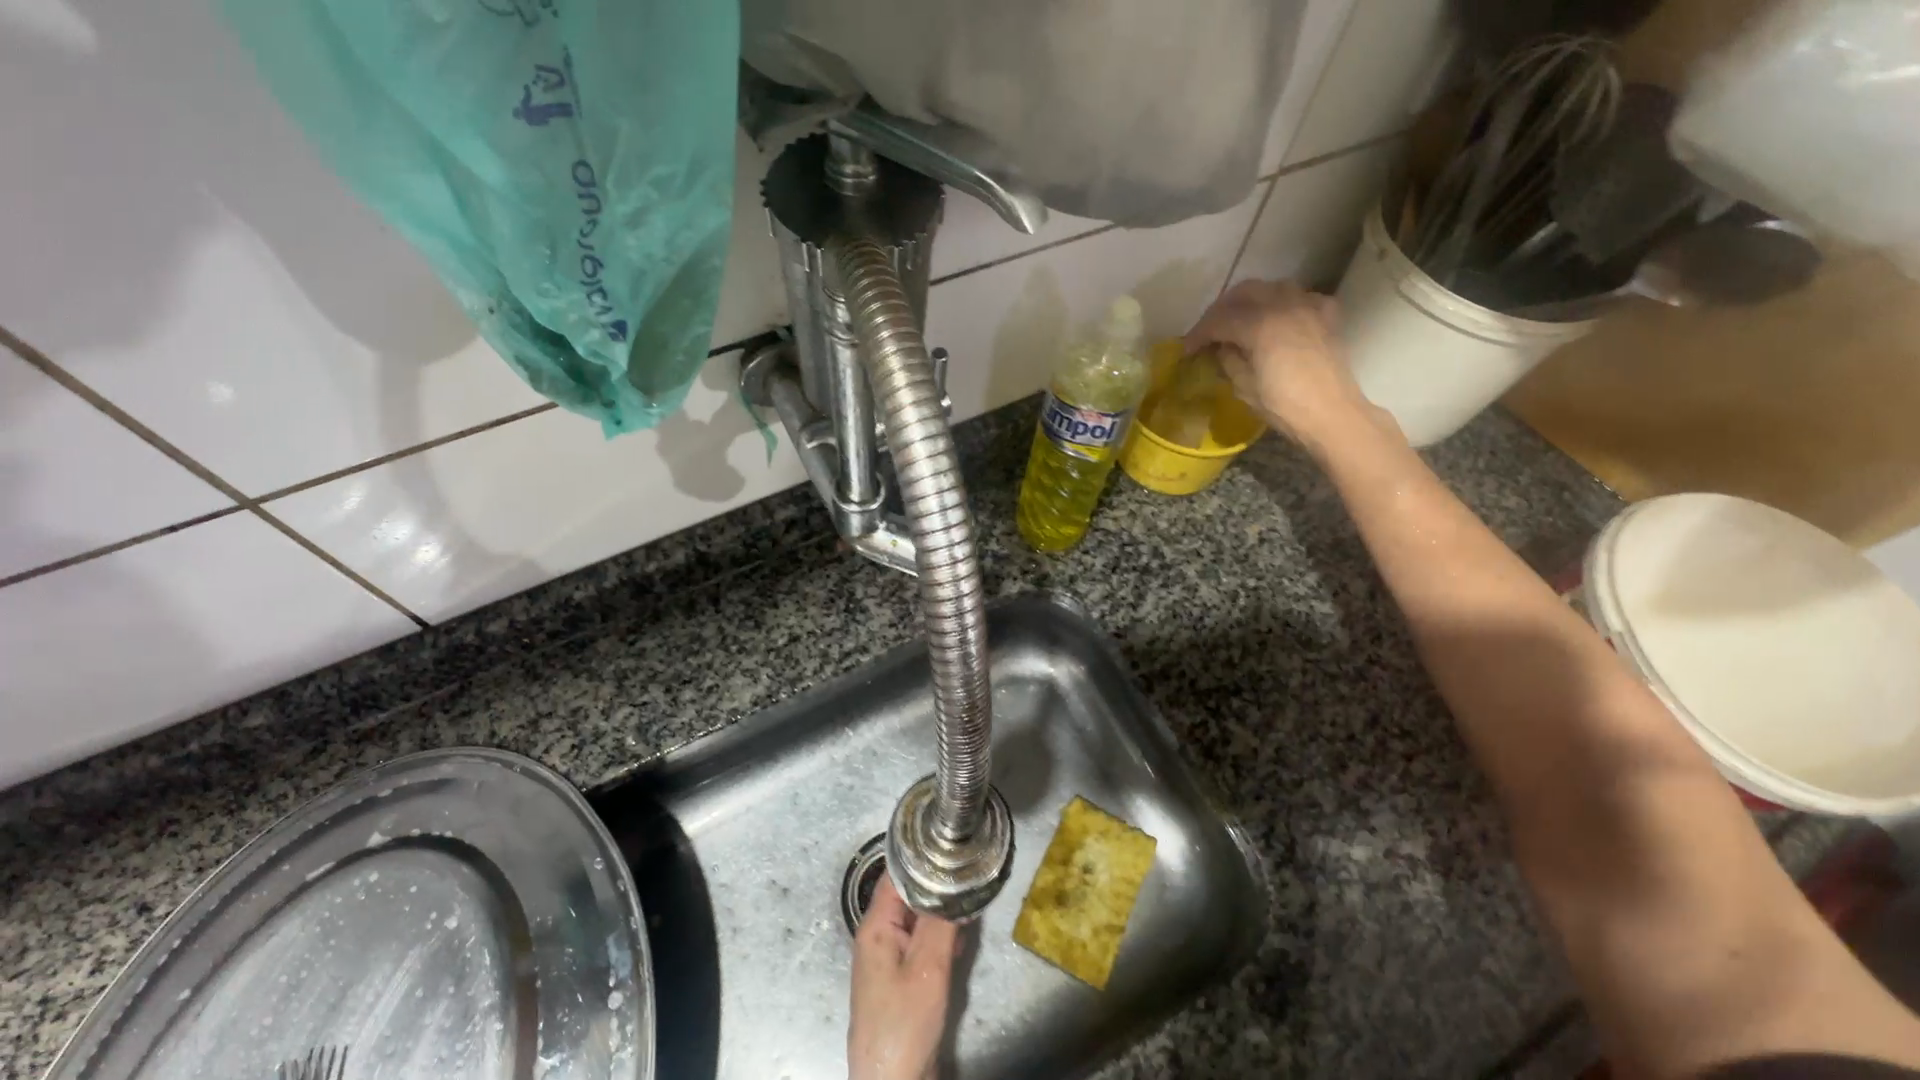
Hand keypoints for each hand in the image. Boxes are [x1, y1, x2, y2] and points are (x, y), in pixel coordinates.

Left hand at [849, 878, 959, 1079]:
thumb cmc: (904, 1021)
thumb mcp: (927, 966)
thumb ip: (941, 922)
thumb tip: (954, 883)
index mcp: (875, 927)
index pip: (897, 876)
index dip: (923, 859)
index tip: (953, 846)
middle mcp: (880, 937)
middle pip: (911, 898)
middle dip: (940, 888)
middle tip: (972, 871)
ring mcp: (892, 960)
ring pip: (921, 922)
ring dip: (945, 915)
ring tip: (974, 898)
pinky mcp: (905, 980)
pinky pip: (926, 947)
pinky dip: (944, 940)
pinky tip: (965, 937)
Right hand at [1184, 279, 1399, 454]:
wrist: (1333, 415)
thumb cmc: (1285, 407)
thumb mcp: (1244, 387)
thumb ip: (1228, 359)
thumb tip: (1221, 347)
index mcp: (1260, 325)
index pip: (1219, 320)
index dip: (1199, 333)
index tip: (1187, 349)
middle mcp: (1285, 305)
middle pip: (1244, 292)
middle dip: (1222, 309)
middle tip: (1211, 330)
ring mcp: (1309, 306)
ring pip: (1272, 288)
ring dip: (1251, 300)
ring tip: (1241, 320)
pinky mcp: (1326, 314)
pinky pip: (1299, 297)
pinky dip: (1282, 304)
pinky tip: (1278, 319)